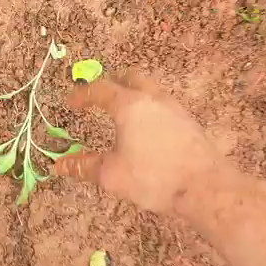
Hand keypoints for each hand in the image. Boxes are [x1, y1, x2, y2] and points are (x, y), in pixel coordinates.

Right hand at [60, 76, 231, 213]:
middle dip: (112, 83)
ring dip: (133, 95)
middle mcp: (153, 99)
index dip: (83, 95)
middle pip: (131, 78)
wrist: (206, 187)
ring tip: (122, 114)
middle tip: (99, 97)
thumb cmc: (153, 178)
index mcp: (130, 106)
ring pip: (150, 90)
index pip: (101, 89)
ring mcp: (175, 109)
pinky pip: (163, 105)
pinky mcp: (189, 123)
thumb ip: (85, 166)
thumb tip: (60, 164)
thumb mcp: (112, 175)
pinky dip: (148, 109)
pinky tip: (146, 130)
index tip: (71, 103)